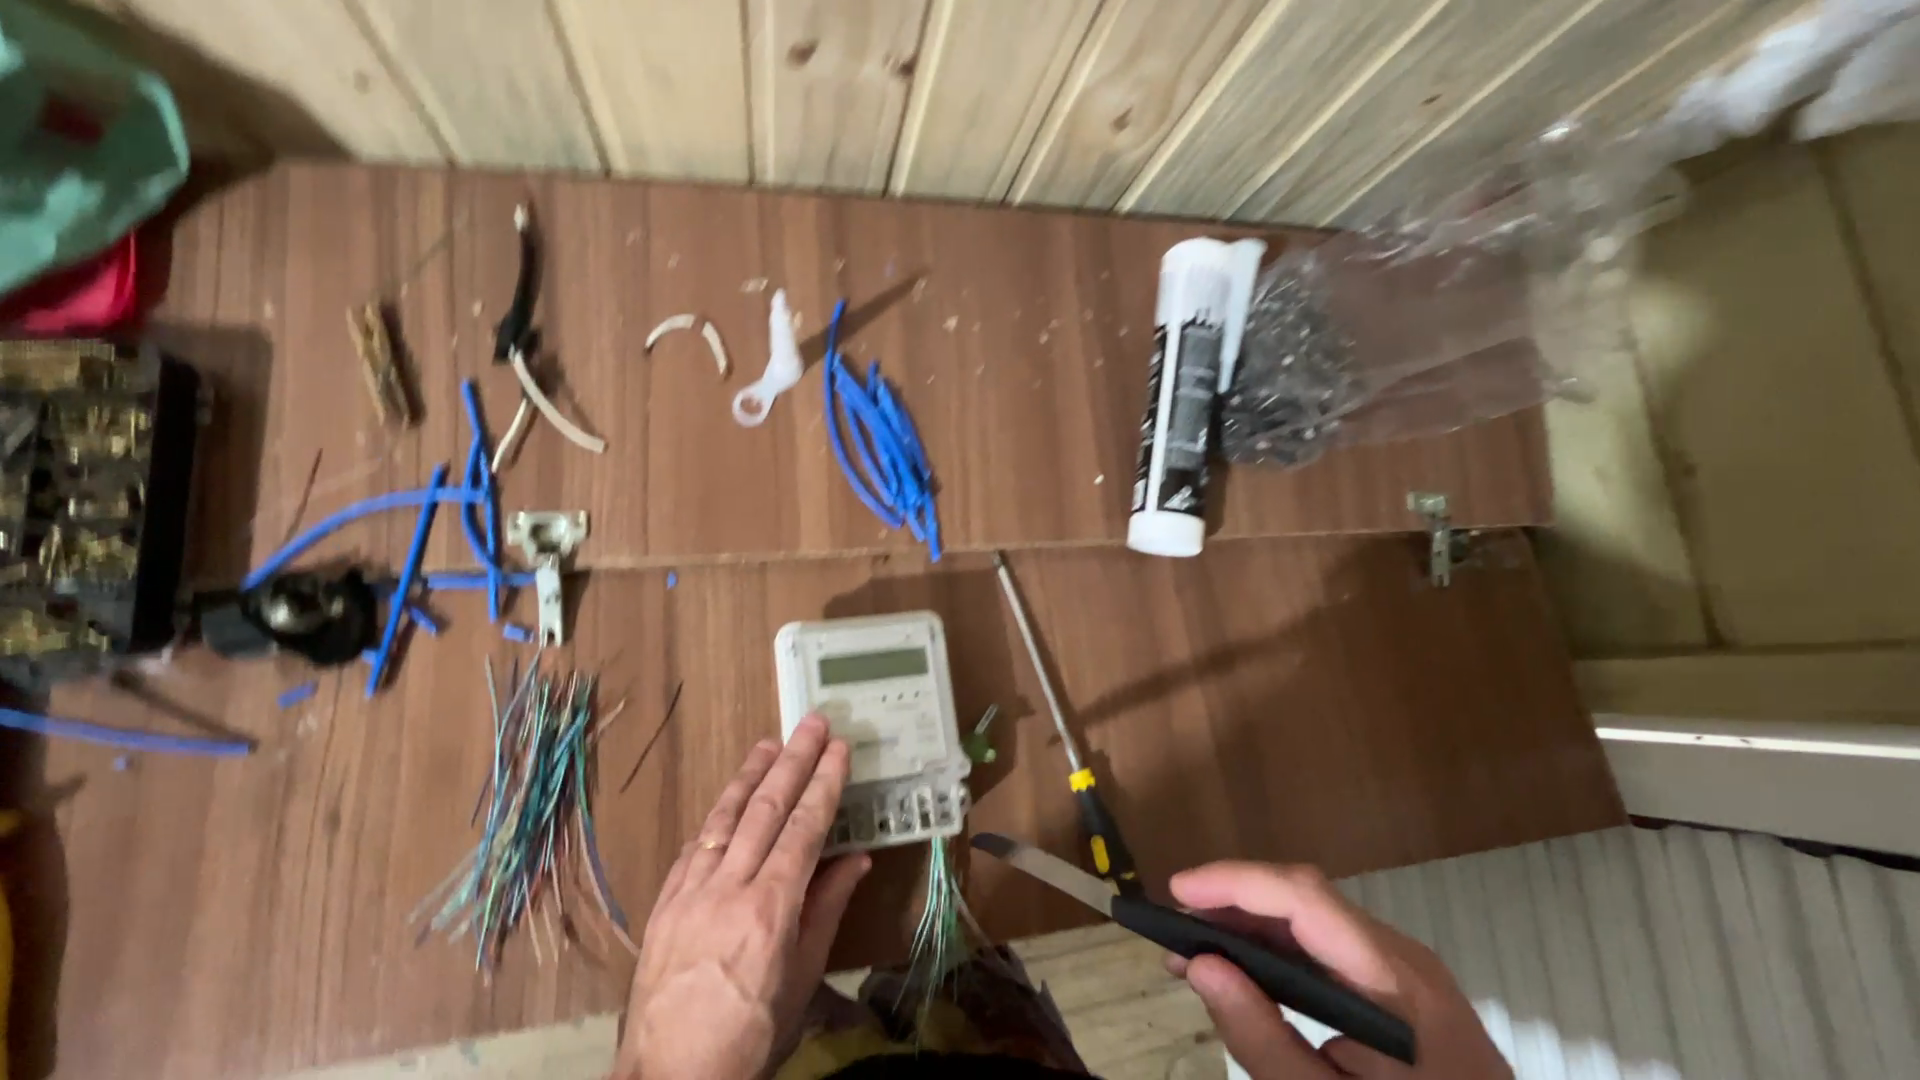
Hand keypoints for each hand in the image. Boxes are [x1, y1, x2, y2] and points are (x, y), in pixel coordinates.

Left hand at [614, 715, 869, 1079]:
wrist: (671, 1078)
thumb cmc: (751, 1034)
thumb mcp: (801, 978)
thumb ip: (826, 910)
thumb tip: (856, 859)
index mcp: (770, 907)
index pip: (804, 828)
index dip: (823, 783)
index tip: (838, 749)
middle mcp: (728, 887)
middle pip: (765, 809)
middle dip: (793, 761)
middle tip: (811, 723)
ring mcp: (690, 892)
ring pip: (724, 818)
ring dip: (749, 776)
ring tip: (769, 744)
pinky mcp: (664, 904)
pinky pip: (693, 848)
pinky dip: (715, 818)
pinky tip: (727, 800)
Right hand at [1166, 862, 1509, 1078]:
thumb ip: (1264, 1040)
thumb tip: (1200, 966)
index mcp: (1397, 982)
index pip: (1306, 898)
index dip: (1236, 882)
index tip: (1176, 892)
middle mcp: (1402, 958)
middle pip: (1307, 900)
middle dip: (1232, 902)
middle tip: (1172, 932)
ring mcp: (1405, 972)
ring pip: (1313, 920)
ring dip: (1249, 925)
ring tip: (1193, 953)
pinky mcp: (1400, 989)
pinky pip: (1327, 948)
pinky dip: (1277, 950)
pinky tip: (1244, 972)